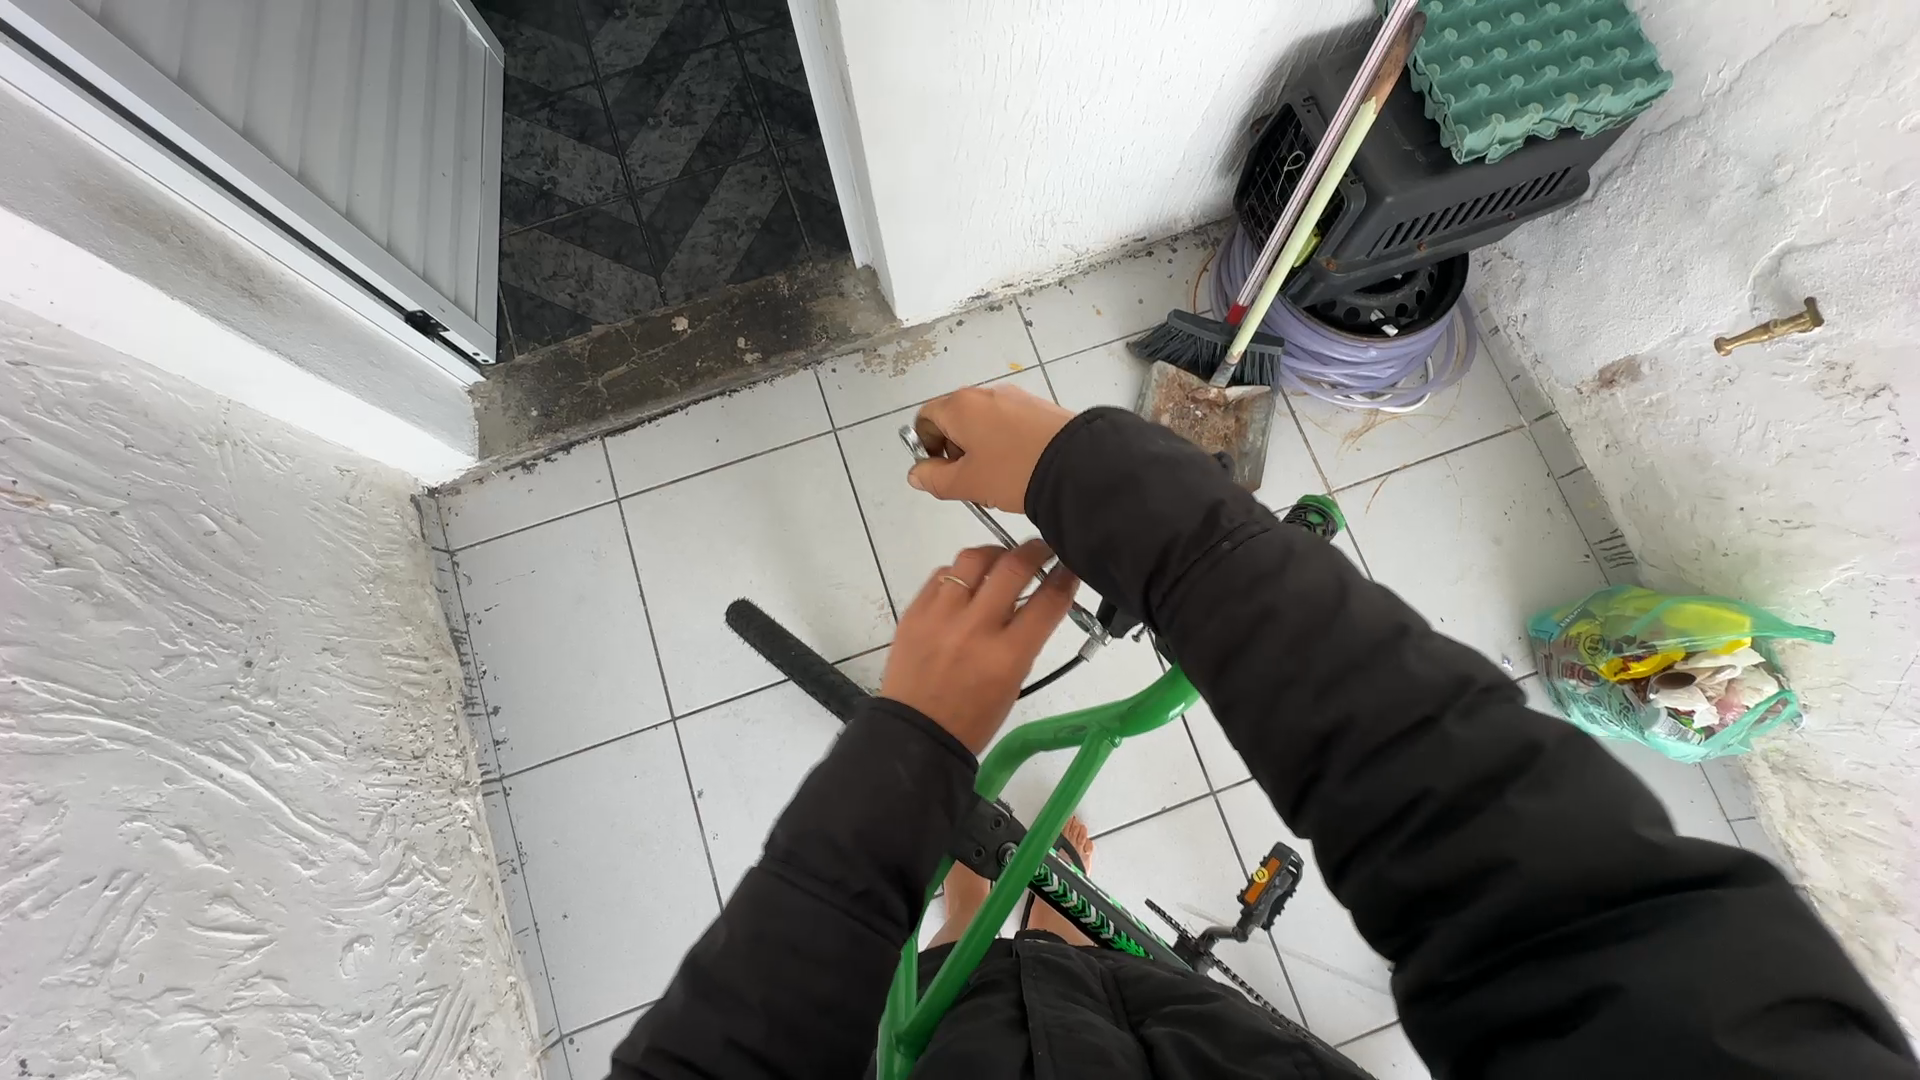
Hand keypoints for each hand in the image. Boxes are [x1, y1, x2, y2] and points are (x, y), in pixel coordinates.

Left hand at [880, 540, 1078, 753]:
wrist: (917, 733)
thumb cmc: (974, 717)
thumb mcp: (1014, 679)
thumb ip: (1026, 636)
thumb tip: (1038, 599)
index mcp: (1008, 655)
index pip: (1048, 601)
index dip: (1065, 577)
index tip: (1069, 566)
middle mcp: (975, 628)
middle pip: (1013, 567)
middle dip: (1036, 551)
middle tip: (1043, 548)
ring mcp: (941, 616)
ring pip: (973, 559)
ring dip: (995, 553)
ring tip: (1002, 559)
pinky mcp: (915, 612)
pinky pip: (942, 574)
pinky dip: (960, 571)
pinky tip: (967, 580)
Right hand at [907, 383, 1074, 512]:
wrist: (1076, 465)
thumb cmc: (1016, 470)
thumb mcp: (966, 483)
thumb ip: (934, 479)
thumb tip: (918, 473)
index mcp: (960, 406)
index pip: (925, 418)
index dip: (925, 446)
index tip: (938, 470)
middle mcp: (985, 394)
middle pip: (954, 419)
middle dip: (954, 449)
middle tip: (967, 478)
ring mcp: (1015, 398)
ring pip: (982, 422)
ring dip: (979, 448)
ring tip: (995, 478)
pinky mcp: (1038, 408)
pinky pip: (1008, 424)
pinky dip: (1004, 443)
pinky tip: (1016, 468)